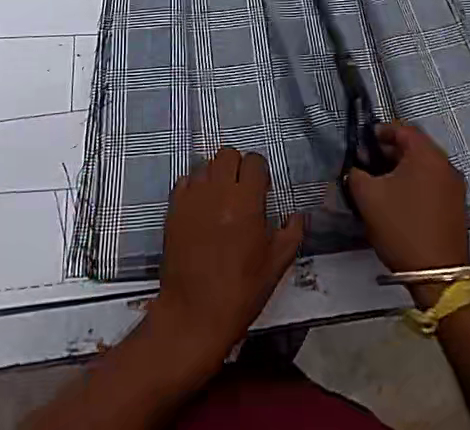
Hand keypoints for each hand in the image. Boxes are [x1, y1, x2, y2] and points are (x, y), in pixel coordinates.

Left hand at [150, 147, 305, 363]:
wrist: (194, 315)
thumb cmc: (240, 292)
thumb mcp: (277, 265)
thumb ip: (292, 232)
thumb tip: (296, 215)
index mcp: (246, 201)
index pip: (254, 161)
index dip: (260, 173)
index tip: (261, 191)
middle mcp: (217, 191)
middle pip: (227, 154)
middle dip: (238, 167)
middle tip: (241, 191)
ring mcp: (191, 199)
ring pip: (205, 165)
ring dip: (216, 176)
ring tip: (220, 201)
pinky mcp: (173, 210)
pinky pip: (185, 182)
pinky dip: (195, 188)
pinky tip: (201, 209)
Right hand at [346, 122, 469, 302]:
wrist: (437, 274)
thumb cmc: (401, 227)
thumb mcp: (368, 197)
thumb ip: (356, 174)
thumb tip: (357, 168)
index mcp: (427, 155)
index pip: (403, 129)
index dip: (381, 131)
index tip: (364, 141)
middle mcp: (446, 165)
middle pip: (415, 147)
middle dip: (389, 151)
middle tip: (368, 163)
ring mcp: (455, 187)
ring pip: (424, 166)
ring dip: (402, 169)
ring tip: (380, 183)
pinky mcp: (457, 206)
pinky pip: (432, 183)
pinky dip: (415, 183)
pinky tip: (398, 200)